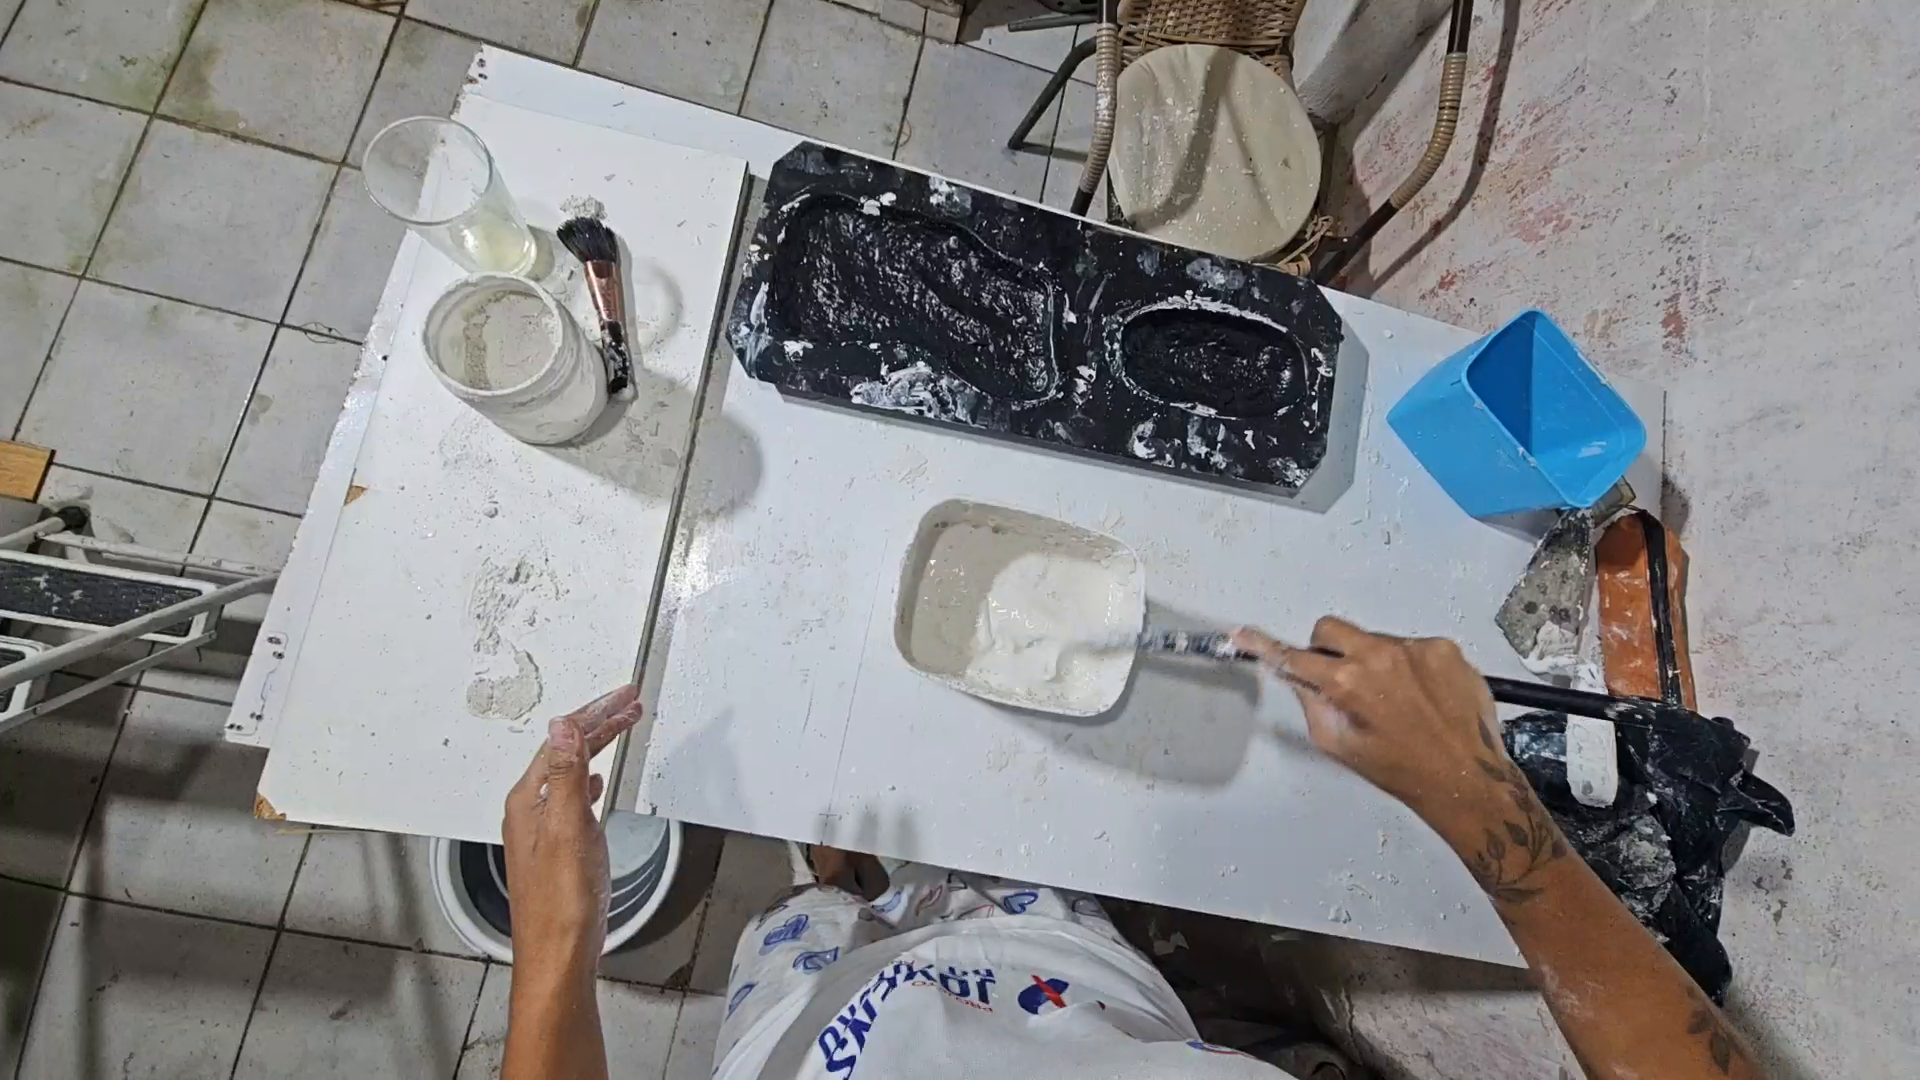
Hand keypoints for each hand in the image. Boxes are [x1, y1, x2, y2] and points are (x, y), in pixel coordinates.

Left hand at [502, 685, 642, 978]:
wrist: (560, 952)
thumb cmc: (561, 901)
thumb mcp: (568, 828)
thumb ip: (566, 774)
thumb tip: (562, 726)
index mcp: (529, 800)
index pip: (564, 740)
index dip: (596, 712)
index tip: (624, 695)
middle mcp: (531, 808)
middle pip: (567, 749)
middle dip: (600, 720)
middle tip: (629, 700)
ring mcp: (544, 826)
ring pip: (573, 768)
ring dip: (599, 742)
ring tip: (622, 724)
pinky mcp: (560, 842)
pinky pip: (575, 791)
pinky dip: (592, 772)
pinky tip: (597, 778)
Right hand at [1232, 618, 1506, 838]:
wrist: (1468, 780)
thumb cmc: (1398, 769)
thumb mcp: (1338, 743)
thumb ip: (1310, 702)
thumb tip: (1294, 674)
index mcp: (1347, 682)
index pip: (1293, 656)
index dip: (1263, 645)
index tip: (1241, 632)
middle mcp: (1379, 655)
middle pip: (1330, 629)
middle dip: (1325, 648)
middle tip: (1341, 678)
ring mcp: (1415, 648)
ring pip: (1371, 638)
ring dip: (1371, 660)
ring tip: (1395, 697)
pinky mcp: (1445, 648)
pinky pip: (1409, 646)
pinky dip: (1407, 664)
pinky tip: (1421, 693)